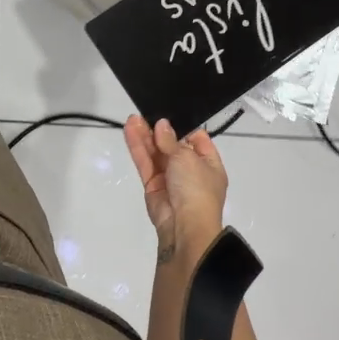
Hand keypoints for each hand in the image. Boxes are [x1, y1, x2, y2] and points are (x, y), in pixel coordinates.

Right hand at [124, 116, 227, 269]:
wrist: (184, 226)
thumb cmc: (196, 189)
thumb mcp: (187, 158)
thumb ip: (170, 140)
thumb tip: (161, 125)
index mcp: (208, 165)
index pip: (198, 140)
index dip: (184, 127)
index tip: (168, 113)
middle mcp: (190, 170)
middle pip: (172, 144)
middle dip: (159, 130)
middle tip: (145, 113)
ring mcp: (170, 178)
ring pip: (156, 152)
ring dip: (145, 135)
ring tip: (132, 117)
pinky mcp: (153, 185)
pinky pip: (145, 162)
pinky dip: (137, 147)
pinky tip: (129, 130)